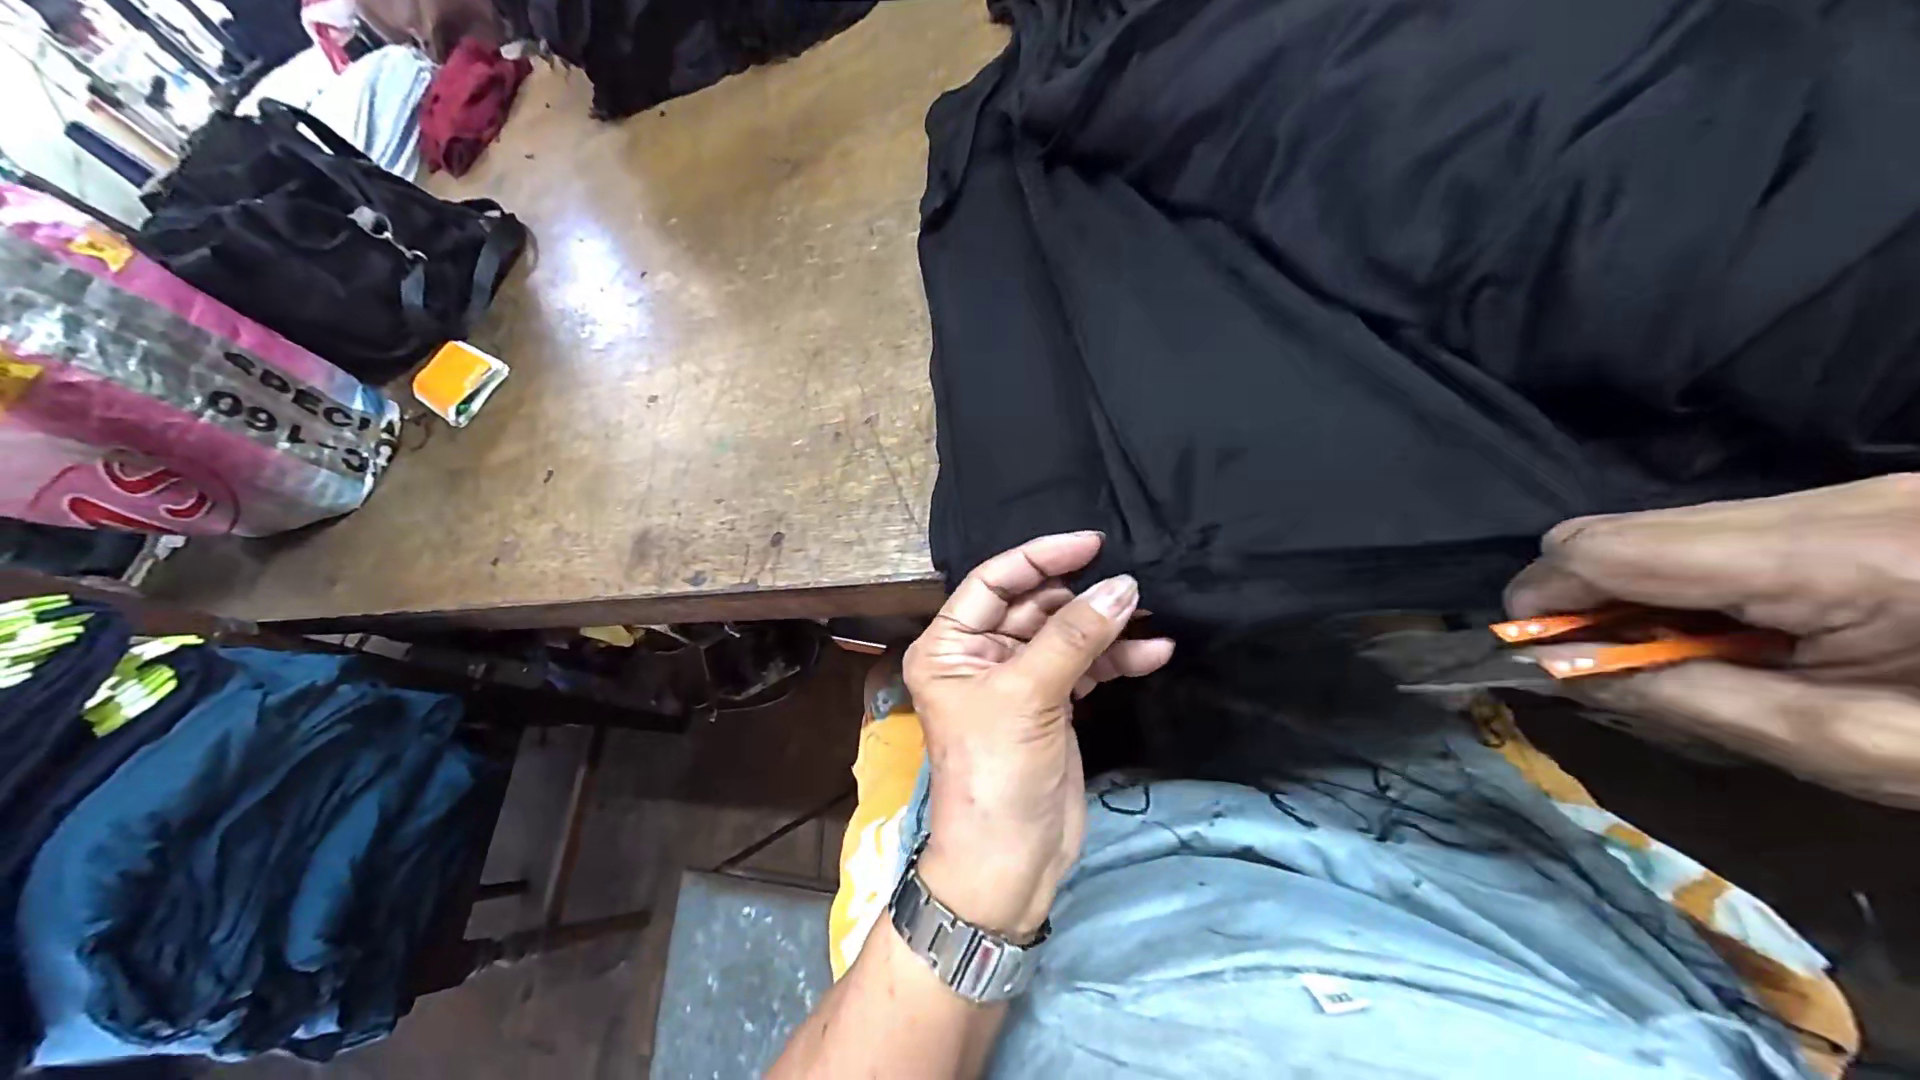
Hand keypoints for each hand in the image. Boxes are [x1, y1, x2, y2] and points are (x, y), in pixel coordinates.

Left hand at [902, 532, 1174, 936]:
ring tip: (1150, 617)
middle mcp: (979, 656)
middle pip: (1034, 606)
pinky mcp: (1050, 704)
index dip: (1040, 557)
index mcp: (949, 645)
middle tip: (1131, 586)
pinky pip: (1083, 666)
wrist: (1010, 862)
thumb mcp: (1029, 696)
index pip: (994, 581)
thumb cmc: (997, 772)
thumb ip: (1075, 637)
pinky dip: (1115, 658)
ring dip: (1105, 627)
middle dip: (1080, 596)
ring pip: (1064, 635)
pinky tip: (1153, 651)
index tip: (1091, 542)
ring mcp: (1017, 680)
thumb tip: (1123, 585)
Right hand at [1505, 474, 1919, 806]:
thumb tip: (1556, 668)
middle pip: (1620, 524)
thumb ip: (1684, 698)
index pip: (1615, 547)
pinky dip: (1676, 581)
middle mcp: (1827, 501)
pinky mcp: (1859, 503)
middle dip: (1576, 592)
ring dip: (1627, 588)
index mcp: (1837, 558)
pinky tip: (1724, 629)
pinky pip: (1708, 532)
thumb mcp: (1851, 746)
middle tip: (1593, 658)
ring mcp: (1847, 494)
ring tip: (1669, 651)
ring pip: (1657, 525)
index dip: (1545, 592)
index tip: (1525, 646)